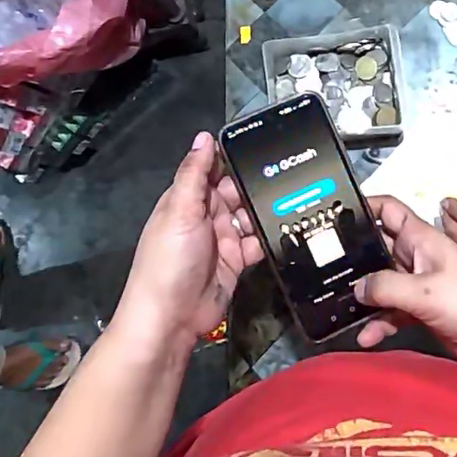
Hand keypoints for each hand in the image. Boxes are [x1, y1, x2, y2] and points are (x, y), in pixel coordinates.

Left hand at [114, 132, 263, 352]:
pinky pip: (257, 242)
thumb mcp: (180, 211)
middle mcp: (204, 216)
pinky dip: (268, 237)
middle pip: (235, 191)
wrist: (172, 319)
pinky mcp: (236, 260)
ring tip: (289, 198)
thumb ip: (194, 173)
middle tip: (283, 172)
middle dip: (254, 184)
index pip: (210, 169)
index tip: (259, 142)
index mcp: (186, 200)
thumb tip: (204, 137)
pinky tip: (283, 228)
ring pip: (249, 215)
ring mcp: (222, 239)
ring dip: (264, 209)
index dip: (231, 157)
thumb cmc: (167, 262)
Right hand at [353, 195, 456, 370]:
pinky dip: (378, 321)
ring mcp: (418, 283)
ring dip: (364, 295)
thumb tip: (356, 288)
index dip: (365, 205)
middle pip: (378, 247)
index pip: (388, 209)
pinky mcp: (421, 309)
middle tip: (325, 266)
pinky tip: (365, 336)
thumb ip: (386, 286)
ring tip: (338, 306)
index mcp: (421, 238)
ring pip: (381, 282)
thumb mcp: (425, 290)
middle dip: (355, 256)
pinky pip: (391, 310)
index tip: (337, 214)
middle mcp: (416, 255)